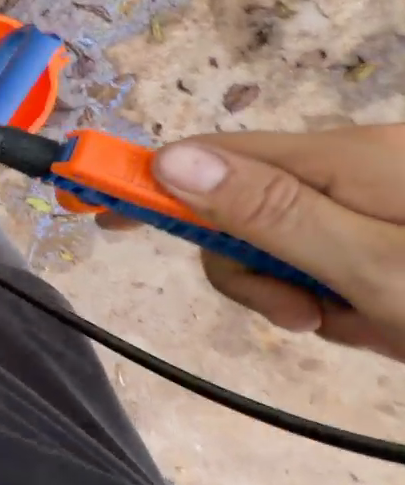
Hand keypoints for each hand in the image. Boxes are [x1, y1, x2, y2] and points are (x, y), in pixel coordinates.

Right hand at [143, 125, 404, 360]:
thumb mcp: (374, 267)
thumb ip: (269, 212)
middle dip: (250, 267)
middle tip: (299, 317)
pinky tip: (381, 321)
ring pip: (276, 239)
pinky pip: (319, 255)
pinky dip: (334, 294)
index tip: (107, 221)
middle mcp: (357, 165)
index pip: (210, 157)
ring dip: (294, 290)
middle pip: (240, 206)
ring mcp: (378, 197)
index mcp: (348, 157)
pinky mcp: (390, 229)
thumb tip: (166, 160)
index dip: (150, 186)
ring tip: (358, 327)